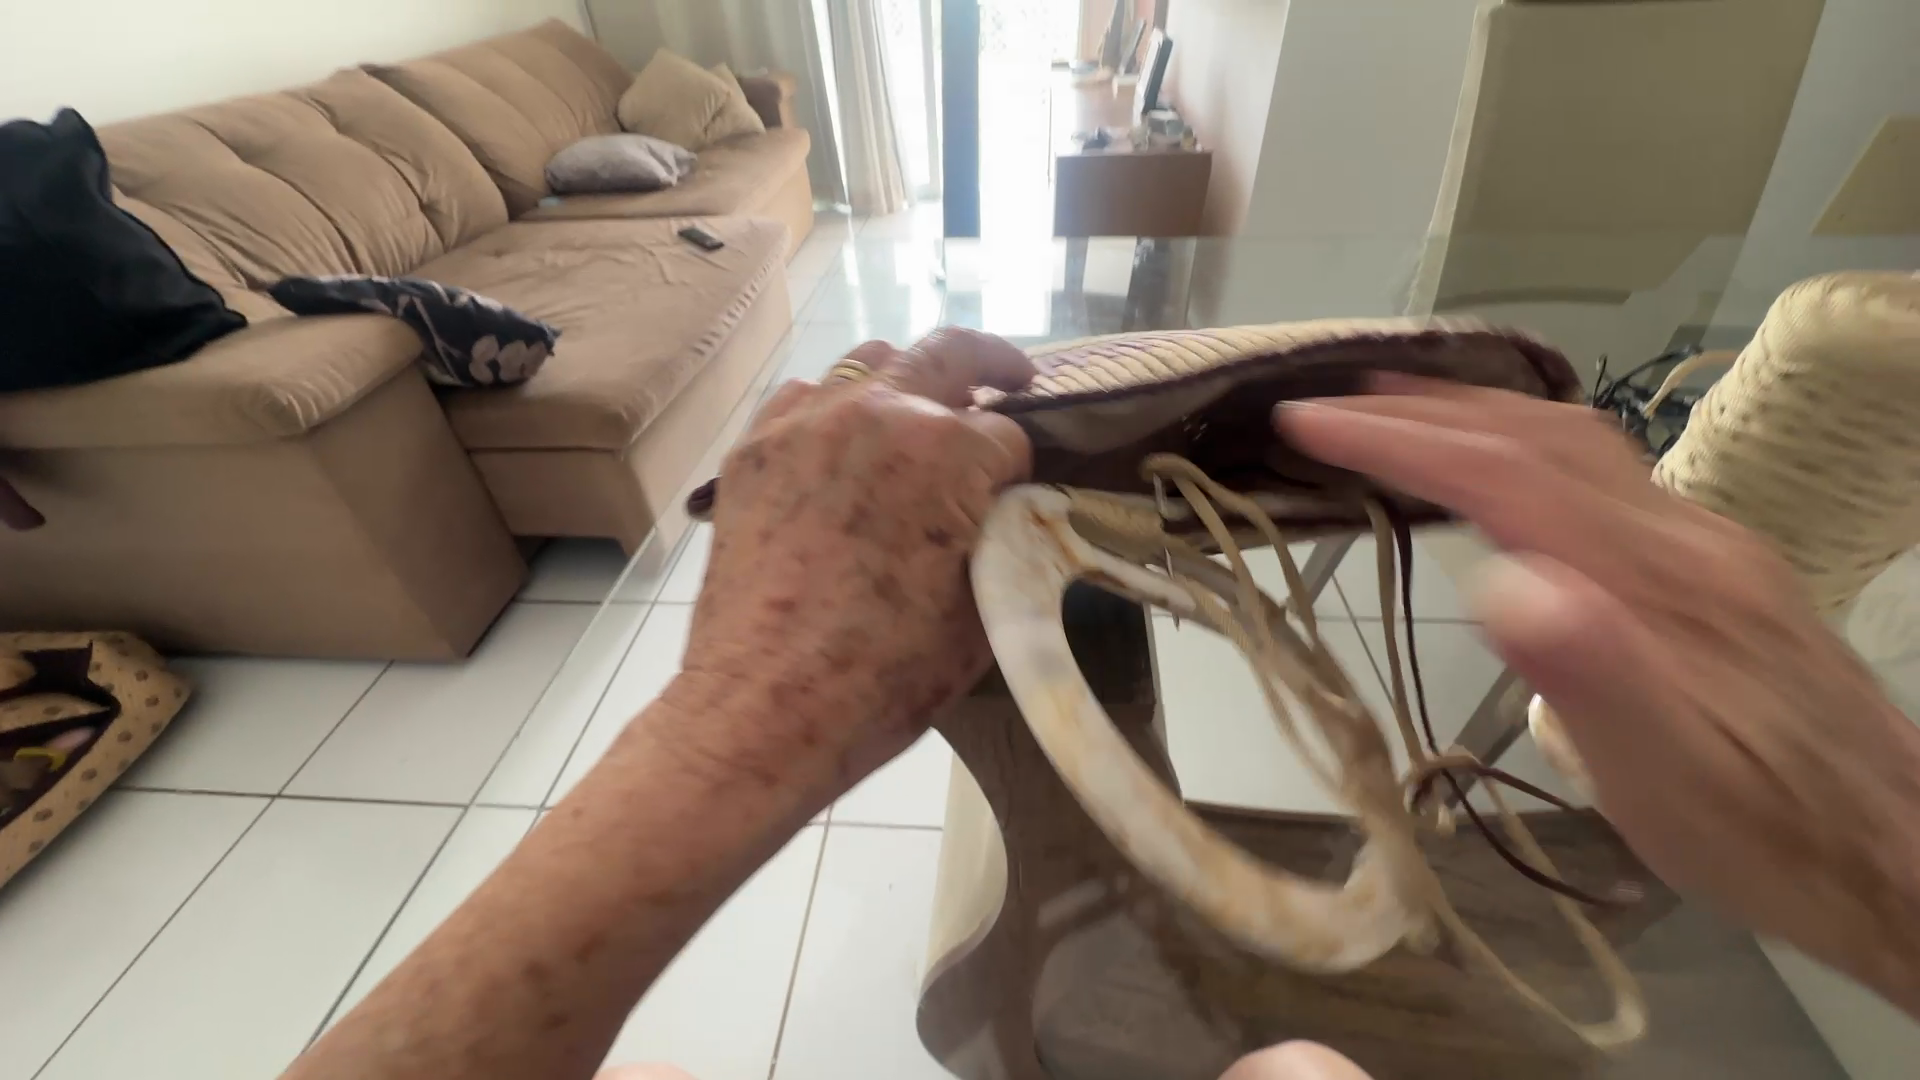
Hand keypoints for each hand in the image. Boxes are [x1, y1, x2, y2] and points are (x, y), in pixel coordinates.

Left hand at [677, 328, 1033, 790]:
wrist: (765, 708)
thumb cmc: (886, 675)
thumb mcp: (983, 611)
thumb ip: (1007, 540)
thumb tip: (1008, 512)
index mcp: (949, 453)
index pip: (1009, 435)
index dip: (1019, 469)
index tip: (1014, 497)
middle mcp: (879, 414)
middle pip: (950, 355)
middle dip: (993, 365)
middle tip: (1012, 379)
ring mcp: (807, 423)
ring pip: (872, 363)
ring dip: (910, 381)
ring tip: (922, 413)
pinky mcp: (754, 448)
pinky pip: (806, 397)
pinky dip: (838, 408)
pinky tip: (843, 445)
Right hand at [1276, 376, 1919, 1011]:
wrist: (1900, 855)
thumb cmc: (1758, 827)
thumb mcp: (1664, 772)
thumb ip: (1587, 669)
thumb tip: (1501, 583)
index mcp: (1653, 576)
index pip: (1502, 475)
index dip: (1396, 441)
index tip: (1307, 423)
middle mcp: (1676, 533)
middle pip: (1532, 435)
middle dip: (1416, 408)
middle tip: (1324, 403)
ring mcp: (1690, 540)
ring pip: (1564, 439)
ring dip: (1463, 409)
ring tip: (1384, 405)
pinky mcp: (1692, 561)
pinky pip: (1584, 467)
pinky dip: (1506, 439)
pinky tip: (1480, 459)